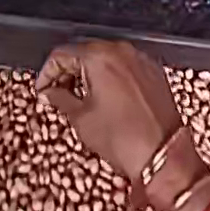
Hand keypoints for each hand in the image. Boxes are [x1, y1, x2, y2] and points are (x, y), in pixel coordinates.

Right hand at [37, 40, 189, 188]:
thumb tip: (50, 92)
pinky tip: (106, 97)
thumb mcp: (82, 119)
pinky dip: (111, 76)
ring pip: (105, 57)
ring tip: (81, 97)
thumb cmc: (125, 140)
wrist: (166, 159)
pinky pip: (124, 66)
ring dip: (89, 72)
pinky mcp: (153, 71)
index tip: (43, 88)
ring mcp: (139, 59)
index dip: (47, 72)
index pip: (62, 54)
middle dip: (68, 71)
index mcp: (99, 57)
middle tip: (57, 92)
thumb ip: (60, 98)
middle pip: (84, 52)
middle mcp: (120, 51)